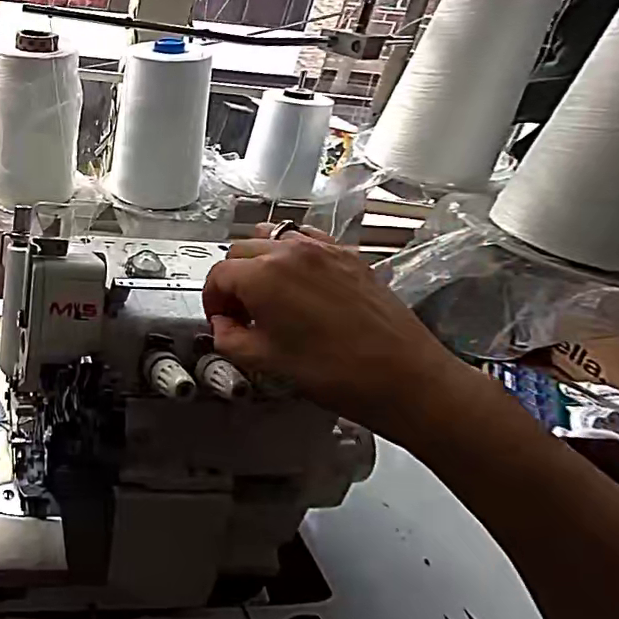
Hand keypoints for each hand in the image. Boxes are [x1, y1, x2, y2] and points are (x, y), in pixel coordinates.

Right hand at [203, 223, 470, 437]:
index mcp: (262, 276)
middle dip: (232, 280)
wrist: (406, 380)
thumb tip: (223, 326)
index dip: (212, 299)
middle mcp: (290, 253)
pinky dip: (292, 253)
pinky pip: (307, 239)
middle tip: (239, 311)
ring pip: (271, 238)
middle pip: (240, 251)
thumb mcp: (263, 361)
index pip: (217, 274)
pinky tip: (297, 279)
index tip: (219, 318)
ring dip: (259, 261)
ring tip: (266, 292)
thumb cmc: (338, 371)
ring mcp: (322, 251)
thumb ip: (227, 338)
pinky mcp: (349, 257)